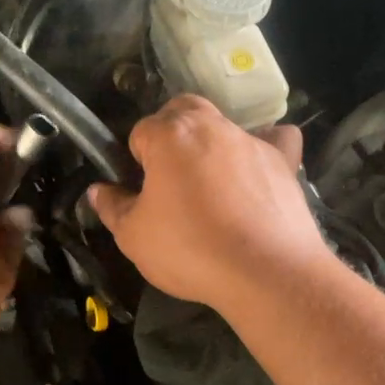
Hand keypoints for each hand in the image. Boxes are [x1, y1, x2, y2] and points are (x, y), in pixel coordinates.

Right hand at [89, 96, 334, 310]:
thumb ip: (113, 207)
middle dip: (171, 134)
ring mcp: (252, 142)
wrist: (265, 272)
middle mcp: (212, 126)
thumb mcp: (134, 236)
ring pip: (225, 126)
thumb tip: (99, 190)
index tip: (139, 191)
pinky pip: (276, 140)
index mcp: (170, 136)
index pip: (141, 131)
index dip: (135, 160)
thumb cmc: (190, 250)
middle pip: (183, 112)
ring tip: (210, 188)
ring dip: (211, 146)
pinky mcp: (285, 162)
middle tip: (168, 178)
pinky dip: (265, 148)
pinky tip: (257, 170)